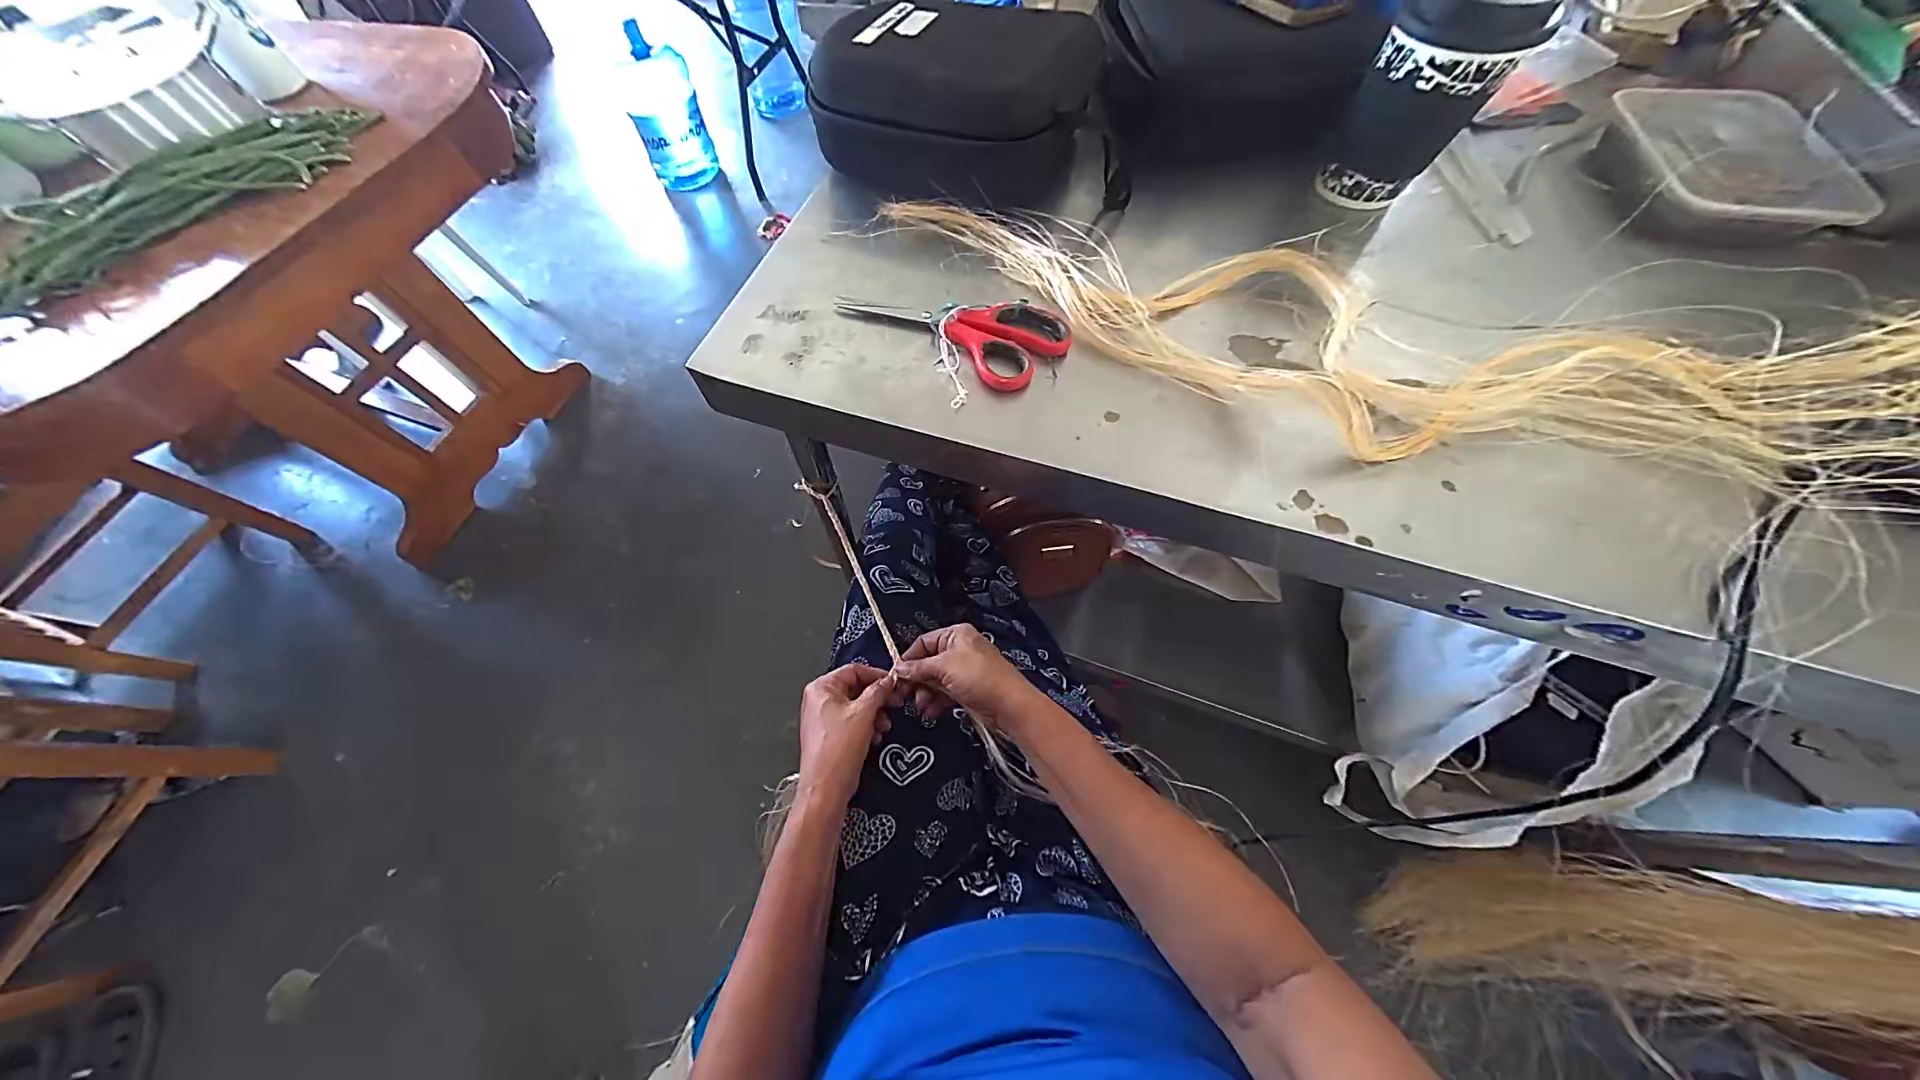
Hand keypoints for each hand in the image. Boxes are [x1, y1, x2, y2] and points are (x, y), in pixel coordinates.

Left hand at [798, 663, 894, 806]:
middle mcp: (819, 700)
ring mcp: (824, 718)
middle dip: (878, 698)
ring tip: (883, 725)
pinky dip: (868, 726)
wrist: (826, 788)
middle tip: (894, 703)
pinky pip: (854, 722)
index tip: (894, 683)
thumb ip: (878, 691)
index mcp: (821, 688)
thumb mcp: (864, 713)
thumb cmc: (836, 751)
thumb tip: (888, 680)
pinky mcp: (831, 735)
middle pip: (857, 688)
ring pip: (858, 706)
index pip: (854, 670)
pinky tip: (875, 736)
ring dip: (875, 714)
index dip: (877, 675)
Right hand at [891, 624, 1047, 735]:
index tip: (896, 677)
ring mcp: (964, 670)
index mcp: (956, 634)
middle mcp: (959, 649)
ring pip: (934, 680)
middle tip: (905, 696)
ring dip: (924, 693)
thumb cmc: (980, 678)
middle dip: (916, 680)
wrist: (1010, 705)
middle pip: (927, 662)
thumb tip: (899, 668)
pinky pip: (944, 692)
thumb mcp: (945, 667)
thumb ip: (919, 668)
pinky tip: (931, 712)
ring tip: (920, 707)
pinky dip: (936, 701)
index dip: (908, 659)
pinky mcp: (967, 689)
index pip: (923, 642)